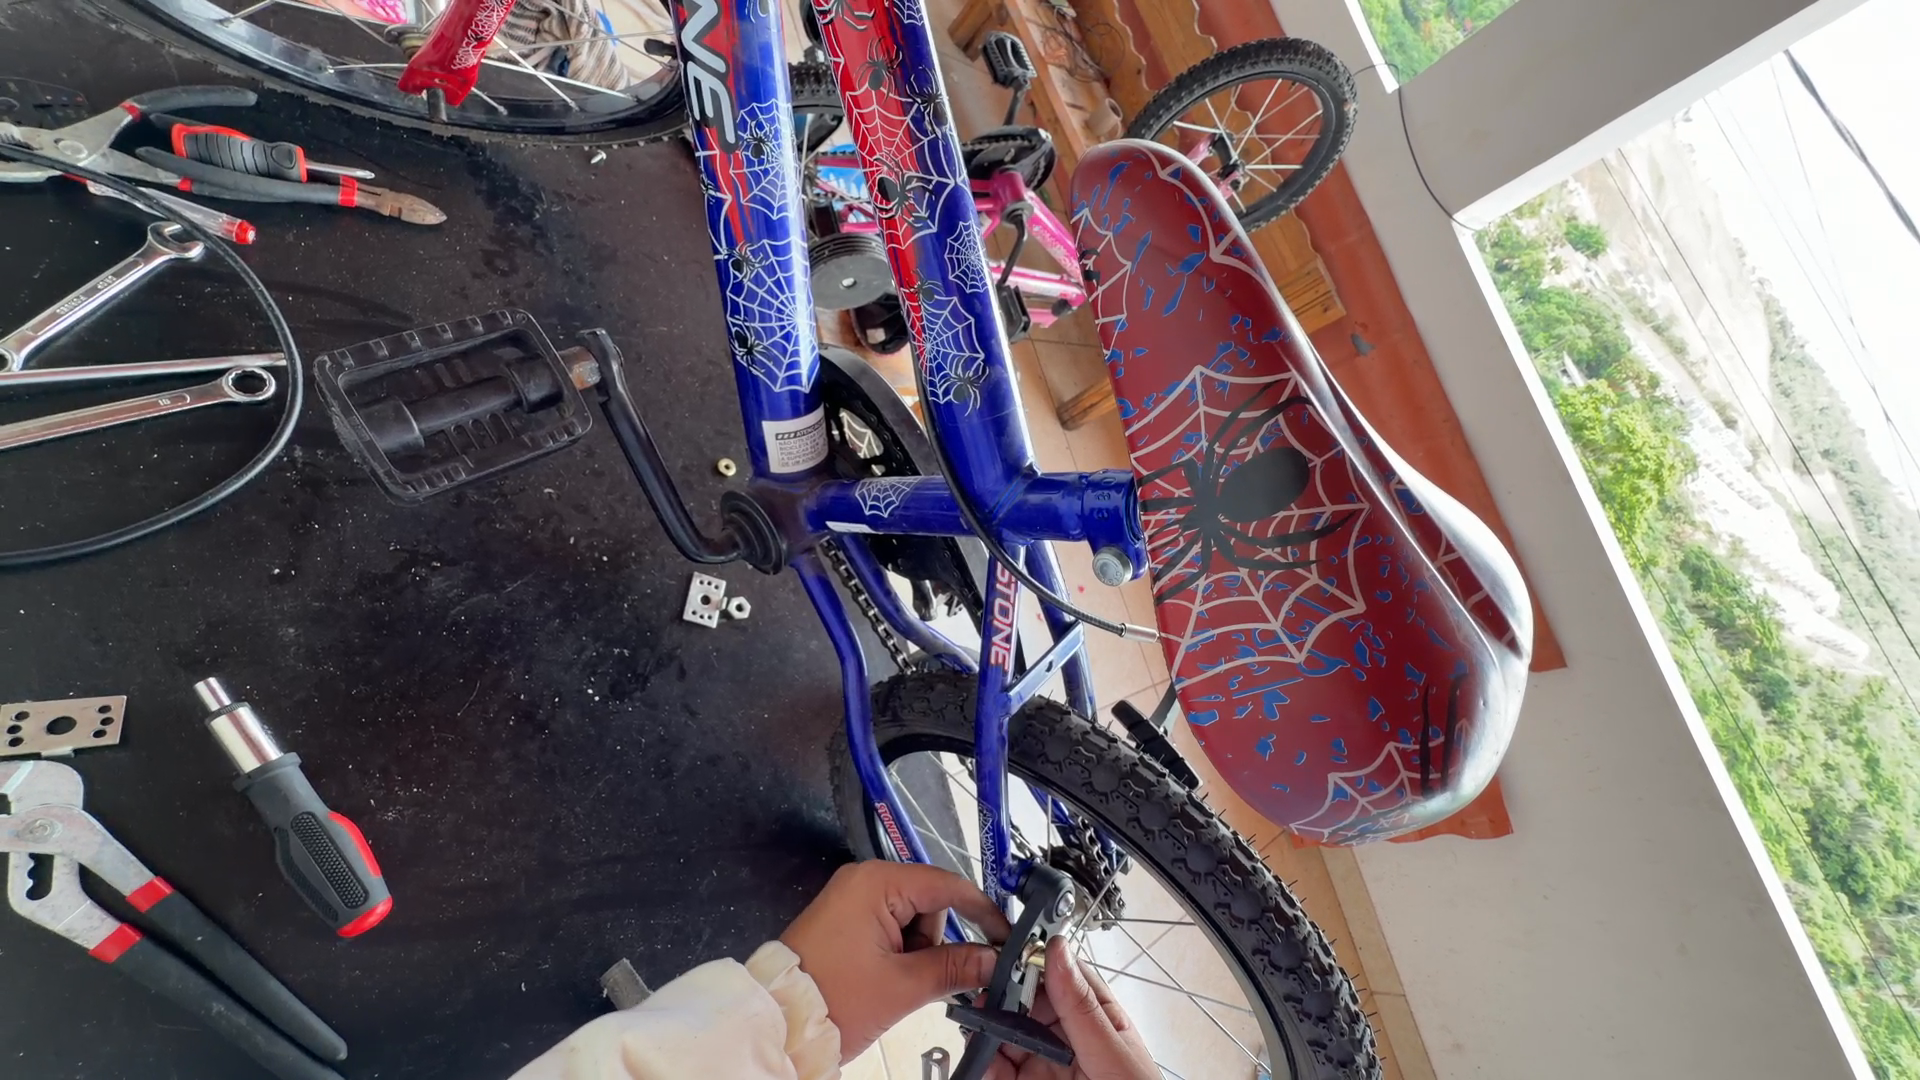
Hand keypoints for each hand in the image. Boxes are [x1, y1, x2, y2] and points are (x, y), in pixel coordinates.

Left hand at [781, 861, 1011, 1062]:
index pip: (945, 885)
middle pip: (929, 902)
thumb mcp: (901, 987)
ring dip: (915, 950)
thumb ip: (954, 968)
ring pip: (912, 917)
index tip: (1005, 935)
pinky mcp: (846, 916)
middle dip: (934, 941)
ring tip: (893, 983)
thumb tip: (995, 961)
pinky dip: (899, 951)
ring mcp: (853, 896)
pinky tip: (887, 977)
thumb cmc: (836, 998)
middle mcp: (865, 878)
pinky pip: (891, 924)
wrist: (778, 1024)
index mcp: (877, 882)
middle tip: (917, 977)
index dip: (980, 910)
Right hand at [984, 937, 1156, 1079]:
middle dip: (1001, 995)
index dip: (1031, 962)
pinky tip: (982, 1059)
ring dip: (987, 1027)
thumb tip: (1057, 948)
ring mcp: (1044, 1067)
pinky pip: (998, 1071)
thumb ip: (1081, 1006)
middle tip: (982, 993)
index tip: (1006, 956)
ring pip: (1005, 1035)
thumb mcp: (1113, 1056)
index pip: (1057, 975)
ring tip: (976, 1025)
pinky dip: (984, 1062)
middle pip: (1024, 1003)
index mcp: (1095, 1017)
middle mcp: (1066, 1038)